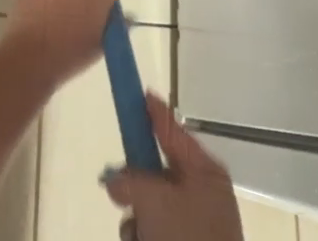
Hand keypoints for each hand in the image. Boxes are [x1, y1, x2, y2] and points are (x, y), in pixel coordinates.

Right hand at [104, 94, 243, 240]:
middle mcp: (200, 192)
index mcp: (203, 170)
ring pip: (149, 204)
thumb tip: (115, 179)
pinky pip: (152, 229)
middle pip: (155, 170)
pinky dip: (141, 235)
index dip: (152, 111)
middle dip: (134, 183)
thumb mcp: (153, 200)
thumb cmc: (187, 238)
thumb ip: (129, 179)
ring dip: (135, 218)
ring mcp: (193, 223)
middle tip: (117, 188)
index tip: (140, 91)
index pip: (172, 129)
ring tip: (138, 234)